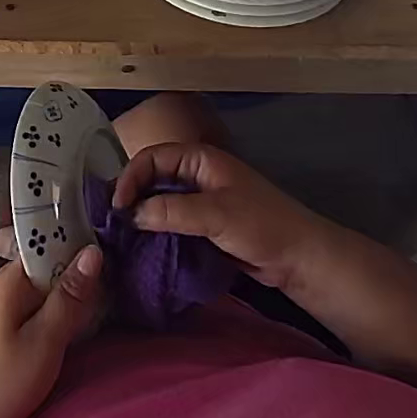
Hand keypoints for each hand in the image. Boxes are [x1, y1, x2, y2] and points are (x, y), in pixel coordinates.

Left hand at [0, 247, 104, 417]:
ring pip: (52, 279)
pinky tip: (85, 311)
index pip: (49, 241)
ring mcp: (12, 297)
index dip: (78, 241)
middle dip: (81, 265)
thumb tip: (94, 252)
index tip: (111, 248)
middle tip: (116, 274)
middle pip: (53, 258)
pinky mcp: (17, 316)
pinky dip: (66, 301)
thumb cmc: (6, 380)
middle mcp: (10, 280)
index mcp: (13, 277)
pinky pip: (47, 296)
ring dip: (76, 285)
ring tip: (108, 289)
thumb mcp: (45, 339)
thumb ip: (70, 296)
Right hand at [112, 142, 340, 291]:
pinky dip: (154, 227)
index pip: (151, 157)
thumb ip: (171, 211)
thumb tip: (130, 215)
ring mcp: (199, 198)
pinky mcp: (203, 222)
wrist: (303, 260)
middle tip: (113, 220)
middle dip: (131, 194)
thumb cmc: (263, 226)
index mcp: (199, 158)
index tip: (117, 205)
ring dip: (141, 213)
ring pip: (159, 199)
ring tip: (121, 232)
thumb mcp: (215, 215)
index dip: (130, 177)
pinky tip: (142, 242)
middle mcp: (196, 173)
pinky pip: (170, 219)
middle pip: (151, 176)